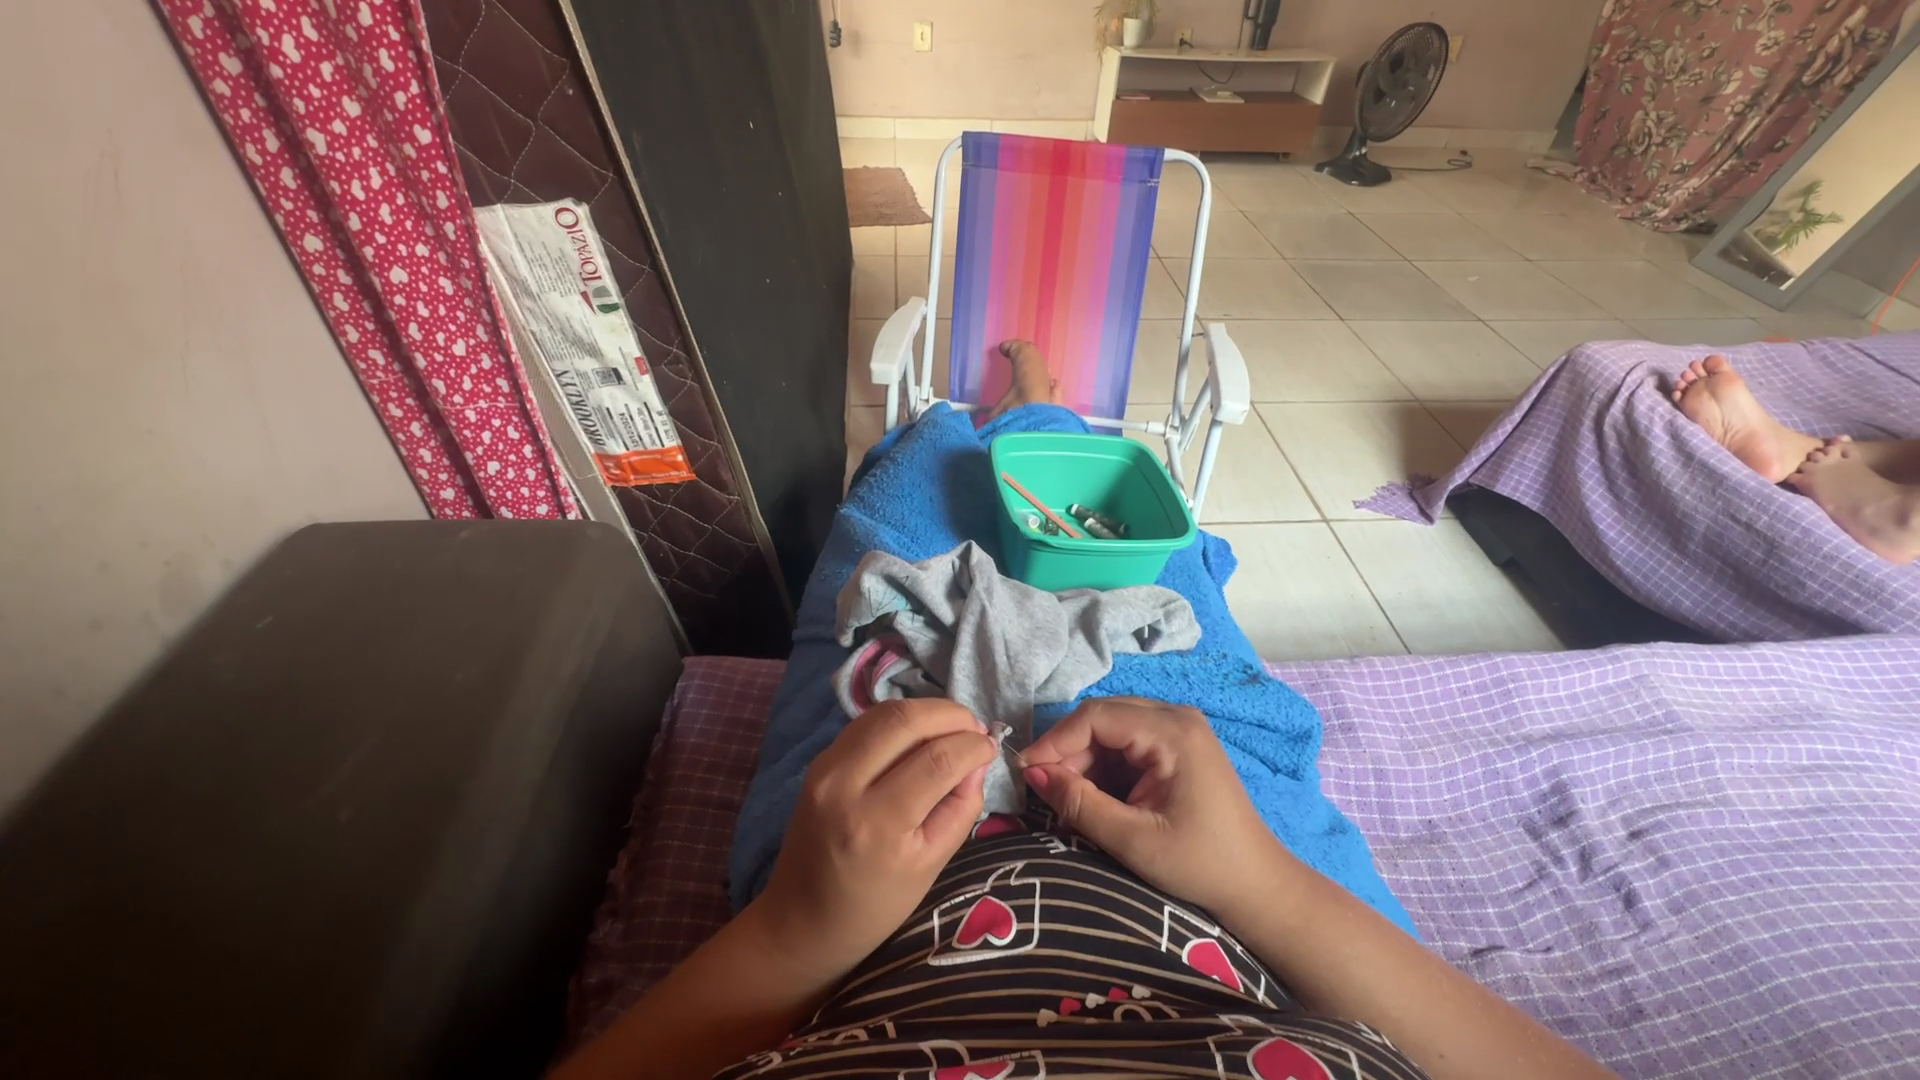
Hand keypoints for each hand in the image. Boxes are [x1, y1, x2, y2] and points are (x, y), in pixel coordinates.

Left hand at [751, 699, 995, 979]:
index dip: (973, 746)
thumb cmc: (873, 906)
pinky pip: (866, 723)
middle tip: (976, 728)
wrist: (800, 919)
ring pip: (884, 712)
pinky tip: (922, 733)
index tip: (992, 747)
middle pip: (905, 720)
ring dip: (926, 711)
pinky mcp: (819, 761)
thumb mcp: (930, 866)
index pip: (936, 760)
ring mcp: (825, 768)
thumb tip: (979, 761)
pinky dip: (900, 720)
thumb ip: (961, 809)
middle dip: (951, 714)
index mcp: (877, 823)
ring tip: (954, 727)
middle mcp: (845, 784)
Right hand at [1021, 697, 1285, 919]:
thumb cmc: (1200, 865)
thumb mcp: (1133, 840)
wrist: (1257, 887)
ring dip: (1083, 760)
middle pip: (1102, 717)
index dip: (1056, 740)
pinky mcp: (1176, 748)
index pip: (1096, 716)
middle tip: (1042, 788)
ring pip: (1110, 730)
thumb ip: (1080, 803)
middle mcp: (1176, 718)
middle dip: (1068, 750)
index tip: (1026, 772)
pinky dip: (1103, 767)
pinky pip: (1126, 743)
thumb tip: (1033, 773)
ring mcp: (1178, 730)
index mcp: (1172, 732)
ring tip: (1066, 798)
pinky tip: (1092, 796)